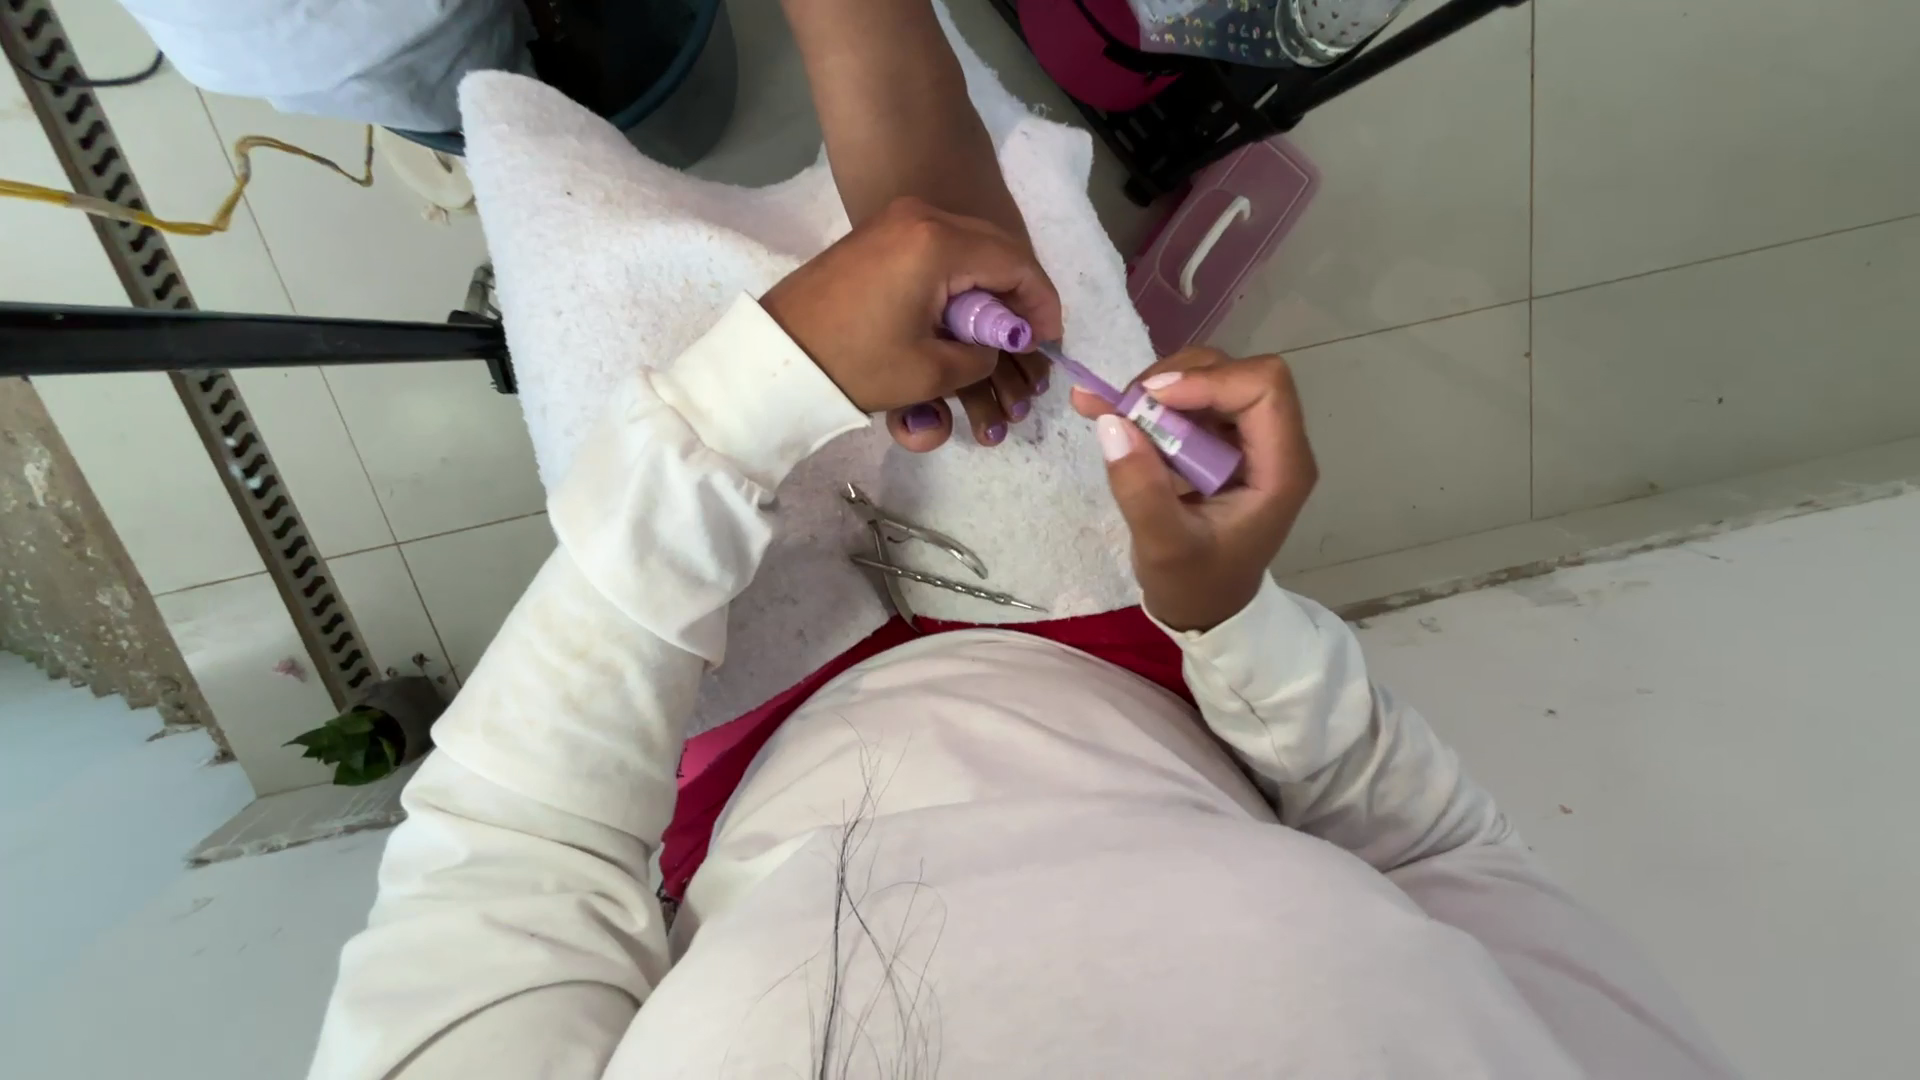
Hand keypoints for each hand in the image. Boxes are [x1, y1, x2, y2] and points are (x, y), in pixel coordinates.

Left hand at [760, 198, 1060, 444]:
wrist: (777, 355)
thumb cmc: (855, 364)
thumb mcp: (931, 372)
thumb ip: (982, 357)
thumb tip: (995, 344)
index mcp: (937, 242)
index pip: (1014, 263)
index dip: (1041, 302)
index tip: (1050, 339)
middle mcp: (921, 217)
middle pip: (995, 248)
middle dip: (1018, 294)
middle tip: (1027, 339)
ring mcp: (896, 222)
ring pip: (968, 248)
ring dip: (988, 288)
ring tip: (996, 333)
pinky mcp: (878, 237)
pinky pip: (938, 251)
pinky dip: (958, 281)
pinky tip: (959, 317)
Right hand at [1073, 348, 1317, 631]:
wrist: (1202, 609)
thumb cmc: (1195, 585)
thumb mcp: (1164, 547)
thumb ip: (1141, 490)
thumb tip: (1111, 423)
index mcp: (1280, 468)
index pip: (1263, 387)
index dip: (1209, 381)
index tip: (1151, 401)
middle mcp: (1270, 443)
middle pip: (1233, 373)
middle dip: (1175, 381)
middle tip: (1124, 409)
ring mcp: (1241, 440)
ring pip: (1206, 380)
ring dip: (1155, 390)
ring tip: (1112, 413)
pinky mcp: (1214, 443)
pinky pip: (1184, 404)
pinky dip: (1145, 403)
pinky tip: (1102, 408)